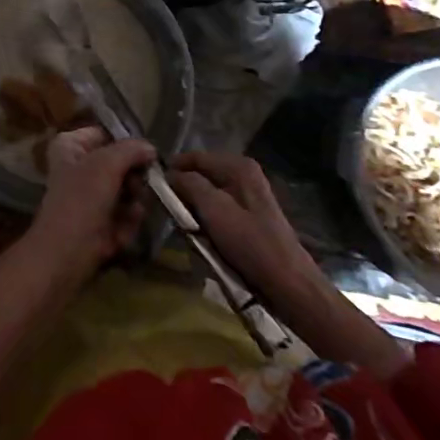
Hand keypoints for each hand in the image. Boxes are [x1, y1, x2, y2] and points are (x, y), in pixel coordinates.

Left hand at [27, 127, 155, 278]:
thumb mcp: (107, 164)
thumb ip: (132, 149)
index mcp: (71, 146)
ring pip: (127, 190)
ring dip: (135, 202)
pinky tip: (122, 231)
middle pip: (121, 163)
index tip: (147, 154)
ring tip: (133, 211)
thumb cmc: (81, 200)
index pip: (106, 134)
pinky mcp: (101, 223)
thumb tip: (151, 148)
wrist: (65, 255)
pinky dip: (127, 223)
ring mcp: (91, 197)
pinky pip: (125, 214)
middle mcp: (79, 168)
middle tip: (141, 186)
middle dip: (135, 177)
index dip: (127, 143)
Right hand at [168, 150, 319, 298]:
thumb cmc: (250, 243)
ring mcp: (249, 195)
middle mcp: (245, 174)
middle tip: (166, 209)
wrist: (287, 282)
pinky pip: (218, 210)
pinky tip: (202, 236)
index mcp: (239, 166)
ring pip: (208, 194)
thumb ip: (190, 185)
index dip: (173, 169)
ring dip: (194, 208)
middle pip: (202, 174)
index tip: (152, 187)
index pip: (195, 157)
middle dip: (184, 190)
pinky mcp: (249, 216)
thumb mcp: (215, 210)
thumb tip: (169, 174)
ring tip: (183, 225)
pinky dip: (207, 220)